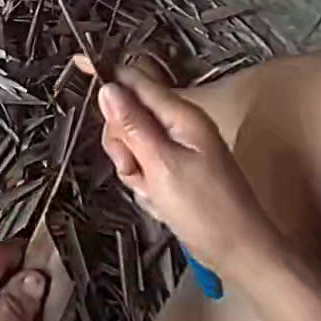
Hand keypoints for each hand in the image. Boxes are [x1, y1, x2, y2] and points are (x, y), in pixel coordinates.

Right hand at [92, 66, 277, 271]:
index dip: (106, 73)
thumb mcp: (161, 165)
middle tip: (133, 166)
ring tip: (151, 188)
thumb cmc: (210, 213)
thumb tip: (108, 89)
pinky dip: (142, 181)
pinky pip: (143, 164)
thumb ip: (132, 125)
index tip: (79, 65)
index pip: (135, 80)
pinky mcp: (176, 167)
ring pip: (131, 142)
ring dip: (131, 167)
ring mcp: (178, 146)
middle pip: (127, 113)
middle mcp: (180, 125)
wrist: (241, 256)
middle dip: (121, 142)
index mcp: (181, 116)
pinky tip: (157, 198)